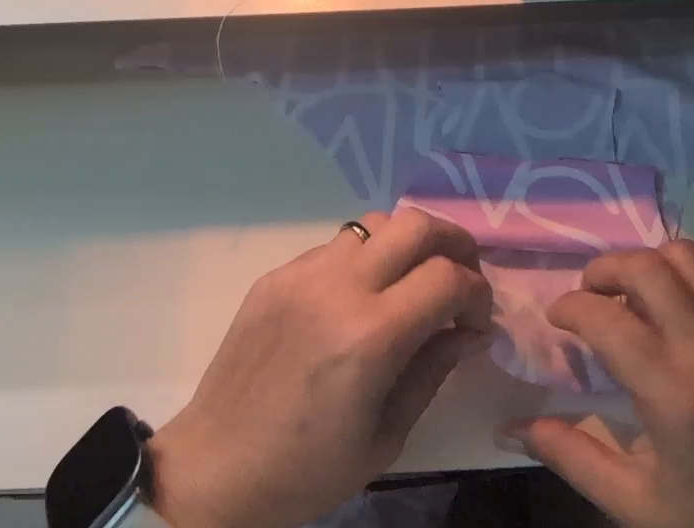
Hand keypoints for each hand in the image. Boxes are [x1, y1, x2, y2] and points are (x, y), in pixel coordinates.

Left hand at [147, 209, 494, 527]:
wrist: (215, 467)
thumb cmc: (306, 468)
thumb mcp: (386, 435)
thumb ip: (433, 370)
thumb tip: (471, 330)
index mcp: (370, 335)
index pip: (446, 277)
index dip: (477, 292)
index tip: (478, 319)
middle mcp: (337, 288)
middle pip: (414, 224)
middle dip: (452, 242)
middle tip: (462, 274)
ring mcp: (301, 274)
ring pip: (373, 224)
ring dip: (406, 244)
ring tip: (413, 281)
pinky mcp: (275, 276)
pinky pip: (334, 246)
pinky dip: (363, 259)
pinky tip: (360, 297)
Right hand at [511, 242, 693, 527]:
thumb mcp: (634, 501)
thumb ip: (572, 456)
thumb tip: (512, 429)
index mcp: (671, 393)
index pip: (604, 318)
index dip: (570, 308)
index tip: (559, 320)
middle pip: (645, 267)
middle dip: (604, 270)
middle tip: (591, 296)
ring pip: (688, 256)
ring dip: (651, 264)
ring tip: (635, 293)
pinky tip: (685, 301)